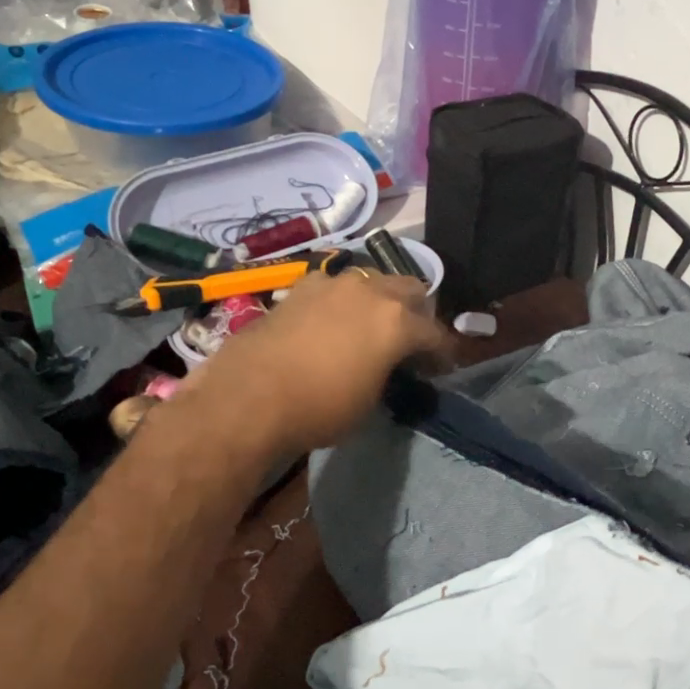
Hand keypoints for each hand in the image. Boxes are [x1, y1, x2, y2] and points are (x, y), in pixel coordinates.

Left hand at [176, 268, 448, 453]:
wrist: (247, 397)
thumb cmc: (318, 408)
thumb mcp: (370, 401)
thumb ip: (388, 373)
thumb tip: (388, 367)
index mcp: (398, 321)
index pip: (435, 333)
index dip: (442, 354)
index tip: (440, 369)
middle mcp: (371, 291)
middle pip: (411, 290)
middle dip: (417, 313)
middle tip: (410, 341)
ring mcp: (334, 284)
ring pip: (373, 281)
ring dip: (381, 300)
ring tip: (372, 326)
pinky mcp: (301, 287)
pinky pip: (336, 286)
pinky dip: (344, 300)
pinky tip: (334, 321)